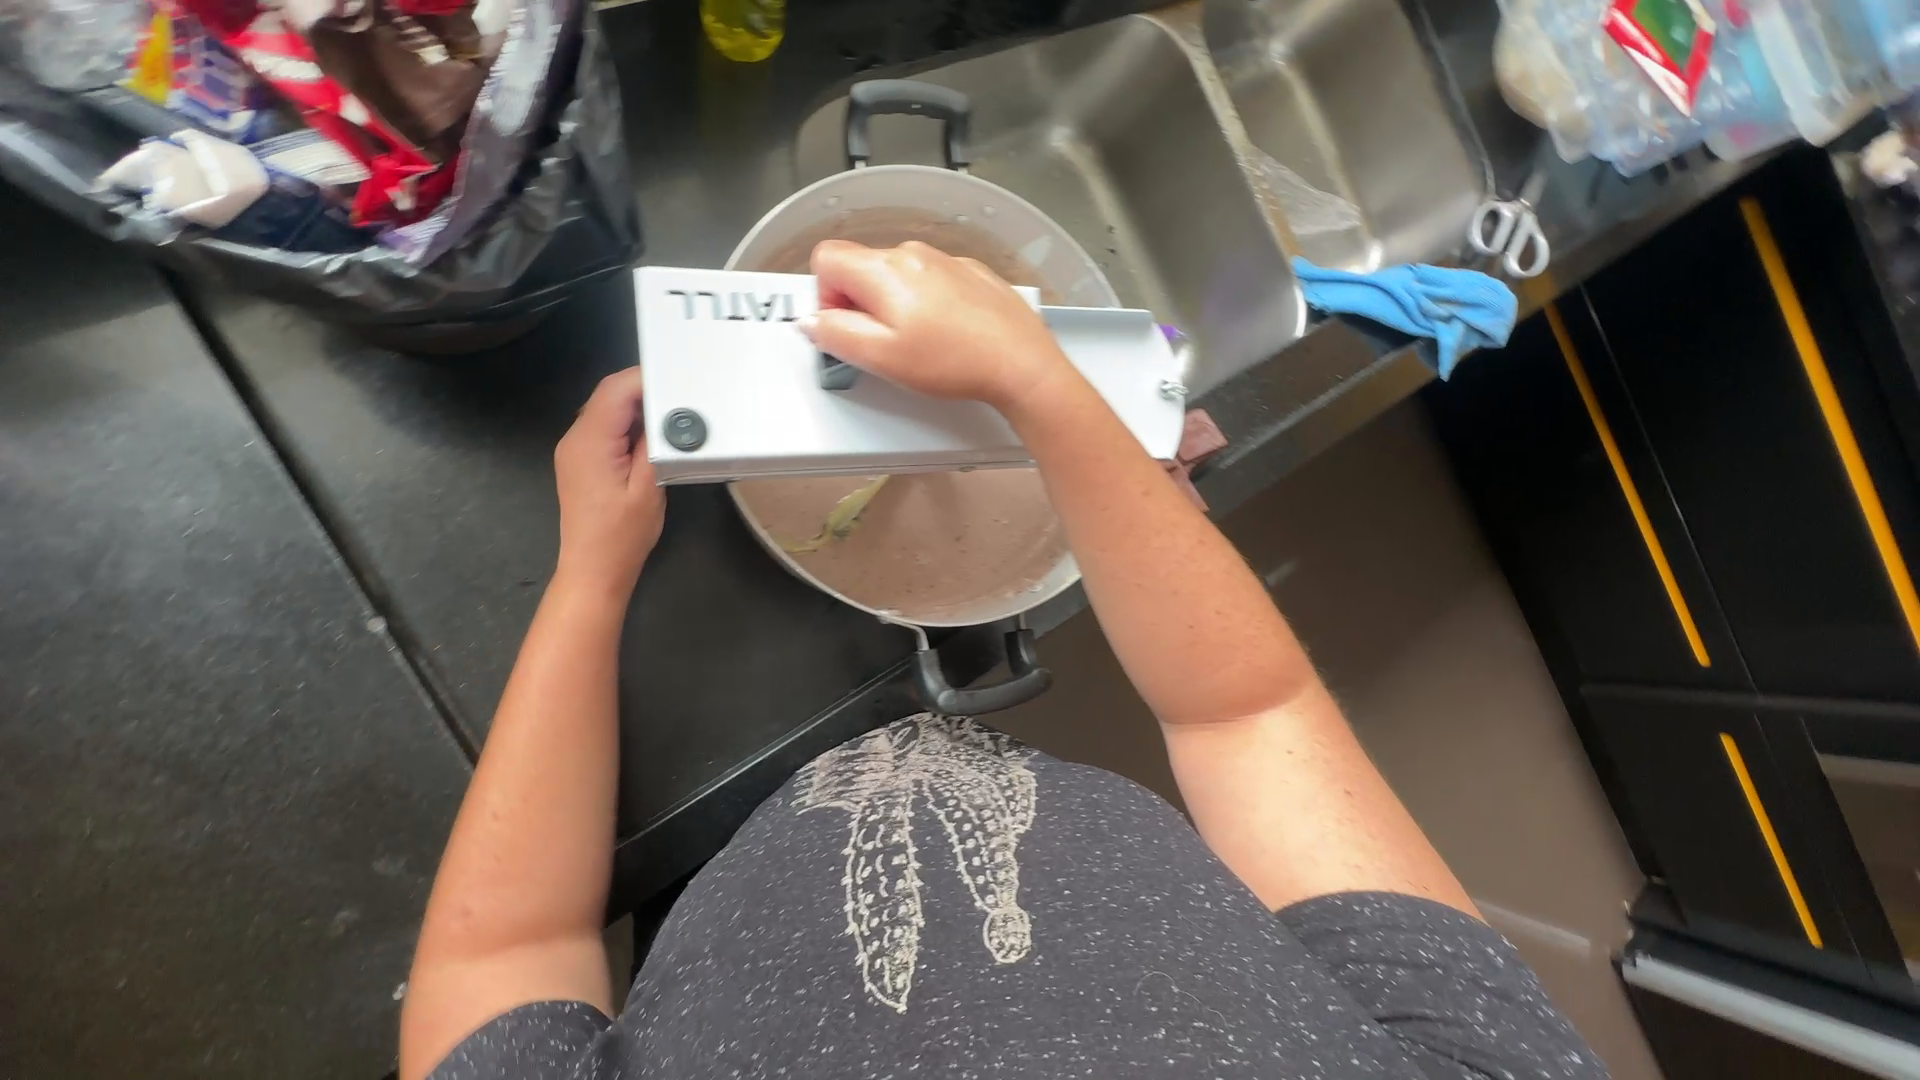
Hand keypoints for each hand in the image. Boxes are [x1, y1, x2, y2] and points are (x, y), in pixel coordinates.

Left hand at [552, 368, 664, 600]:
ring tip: (673, 414)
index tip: (679, 378)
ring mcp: (574, 450)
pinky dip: (628, 424)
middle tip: (682, 393)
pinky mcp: (581, 462)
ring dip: (636, 408)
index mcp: (590, 441)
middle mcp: (575, 439)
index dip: (645, 378)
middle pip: (607, 396)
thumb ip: (655, 444)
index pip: (615, 391)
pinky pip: (604, 429)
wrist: (594, 569)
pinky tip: (652, 436)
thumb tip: (665, 416)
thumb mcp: (649, 486)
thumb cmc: (622, 534)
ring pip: (605, 411)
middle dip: (643, 389)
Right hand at [799, 239, 1074, 412]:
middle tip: (883, 344)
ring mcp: (945, 261)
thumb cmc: (956, 361)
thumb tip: (812, 322)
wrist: (1020, 363)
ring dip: (895, 306)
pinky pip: (931, 282)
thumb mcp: (881, 358)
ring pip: (897, 275)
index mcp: (884, 269)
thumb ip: (835, 335)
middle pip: (861, 267)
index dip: (825, 297)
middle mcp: (913, 253)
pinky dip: (927, 305)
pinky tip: (945, 336)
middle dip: (860, 304)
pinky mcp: (970, 274)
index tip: (845, 327)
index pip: (825, 259)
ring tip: (919, 344)